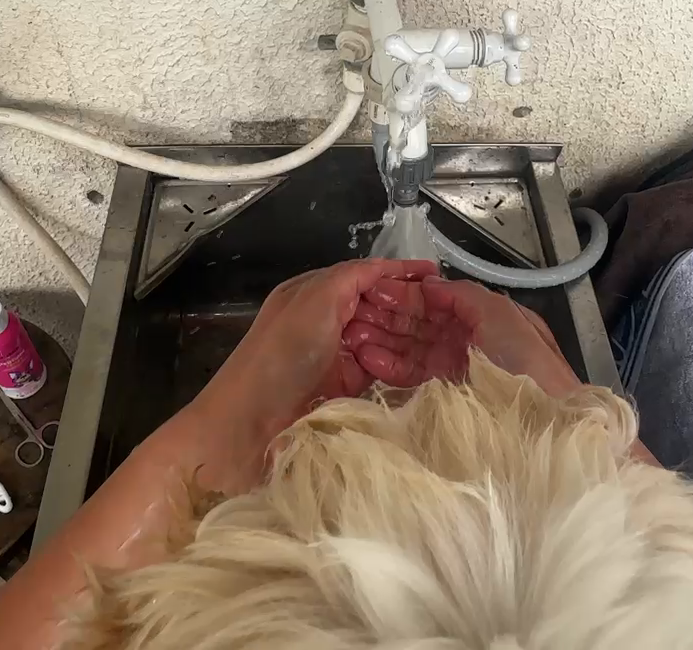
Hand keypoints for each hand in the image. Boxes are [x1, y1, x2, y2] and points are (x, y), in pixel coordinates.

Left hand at [196, 258, 439, 457]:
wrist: (248, 427)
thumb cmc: (281, 354)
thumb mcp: (315, 300)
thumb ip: (351, 276)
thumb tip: (386, 266)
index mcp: (314, 291)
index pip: (365, 274)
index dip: (397, 272)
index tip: (435, 274)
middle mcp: (325, 318)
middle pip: (375, 303)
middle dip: (405, 302)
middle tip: (443, 309)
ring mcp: (335, 353)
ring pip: (379, 335)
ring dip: (402, 333)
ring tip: (437, 334)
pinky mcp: (343, 385)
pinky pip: (377, 367)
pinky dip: (394, 363)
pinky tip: (417, 361)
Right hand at [343, 276, 583, 397]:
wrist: (543, 420)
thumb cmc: (524, 362)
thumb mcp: (500, 313)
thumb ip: (462, 294)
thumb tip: (429, 283)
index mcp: (482, 318)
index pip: (436, 301)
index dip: (406, 294)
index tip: (375, 290)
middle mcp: (467, 341)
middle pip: (420, 323)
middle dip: (388, 316)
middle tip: (354, 313)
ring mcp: (455, 370)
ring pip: (412, 348)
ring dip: (383, 340)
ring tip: (353, 336)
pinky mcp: (445, 398)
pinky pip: (413, 376)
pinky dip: (389, 366)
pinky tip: (367, 358)